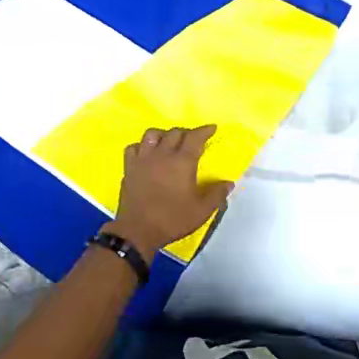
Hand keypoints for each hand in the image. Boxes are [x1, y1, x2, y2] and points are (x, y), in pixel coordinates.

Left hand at [108, 126, 233, 258]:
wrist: (138, 230)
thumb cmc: (172, 219)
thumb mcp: (201, 211)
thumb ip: (216, 195)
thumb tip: (228, 183)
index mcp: (182, 162)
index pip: (195, 138)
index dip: (204, 130)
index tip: (212, 128)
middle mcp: (162, 154)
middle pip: (174, 132)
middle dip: (186, 132)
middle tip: (193, 139)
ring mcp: (142, 159)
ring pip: (152, 134)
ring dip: (164, 134)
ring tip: (169, 141)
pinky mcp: (129, 167)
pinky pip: (133, 147)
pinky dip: (142, 146)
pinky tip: (146, 152)